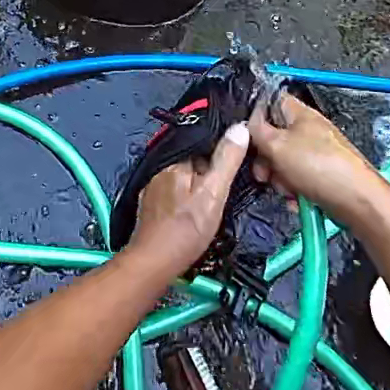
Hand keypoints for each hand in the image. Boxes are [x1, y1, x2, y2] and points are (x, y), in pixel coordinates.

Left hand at [126, 123, 251, 275]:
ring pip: (183, 178)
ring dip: (196, 184)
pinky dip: (184, 197)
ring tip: (212, 199)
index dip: (223, 151)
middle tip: (228, 185)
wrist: (154, 262)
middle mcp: (161, 168)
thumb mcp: (214, 193)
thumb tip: (240, 127)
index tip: (239, 161)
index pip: (204, 144)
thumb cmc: (187, 228)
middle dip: (209, 169)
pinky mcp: (150, 206)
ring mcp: (153, 188)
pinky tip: (192, 210)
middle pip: (193, 161)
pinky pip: (173, 192)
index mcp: (177, 160)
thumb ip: (226, 160)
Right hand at [247, 94, 389, 225]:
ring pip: (284, 163)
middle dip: (266, 158)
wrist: (357, 201)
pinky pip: (298, 180)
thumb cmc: (317, 166)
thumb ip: (256, 130)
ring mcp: (318, 155)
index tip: (246, 136)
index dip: (256, 116)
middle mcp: (310, 131)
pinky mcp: (323, 177)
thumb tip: (247, 123)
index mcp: (301, 114)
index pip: (272, 102)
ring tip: (287, 190)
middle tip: (265, 174)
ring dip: (279, 179)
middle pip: (275, 138)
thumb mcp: (277, 144)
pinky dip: (294, 191)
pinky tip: (297, 200)